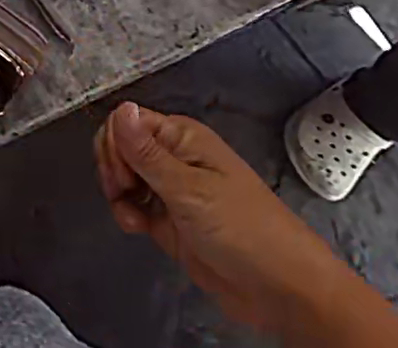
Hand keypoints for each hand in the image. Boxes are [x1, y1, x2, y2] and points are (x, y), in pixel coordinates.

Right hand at [94, 103, 372, 332]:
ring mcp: (170, 189)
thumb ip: (147, 152)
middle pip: (120, 146)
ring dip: (118, 193)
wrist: (284, 291)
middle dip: (113, 168)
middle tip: (125, 191)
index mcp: (181, 136)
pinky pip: (133, 205)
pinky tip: (137, 227)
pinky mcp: (169, 219)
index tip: (123, 172)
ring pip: (123, 176)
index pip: (127, 121)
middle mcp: (172, 156)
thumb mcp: (190, 189)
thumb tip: (121, 106)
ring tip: (133, 216)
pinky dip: (127, 213)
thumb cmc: (243, 229)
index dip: (116, 143)